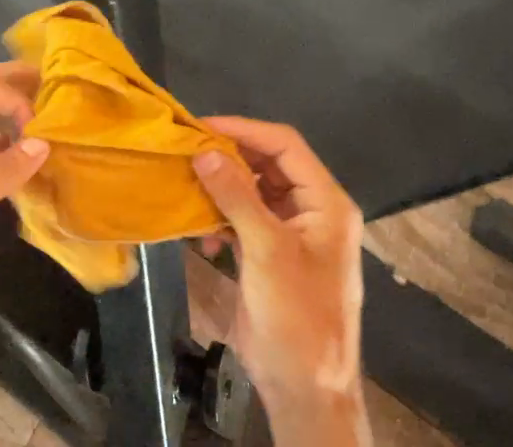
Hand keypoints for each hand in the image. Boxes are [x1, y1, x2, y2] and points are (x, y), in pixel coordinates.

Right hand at [193, 117, 369, 445]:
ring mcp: (290, 234)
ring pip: (252, 191)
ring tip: (187, 186)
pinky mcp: (270, 255)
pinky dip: (221, 219)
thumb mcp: (266, 250)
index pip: (285, 145)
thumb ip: (236, 196)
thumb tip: (204, 151)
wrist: (305, 387)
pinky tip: (201, 234)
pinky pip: (244, 220)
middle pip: (268, 164)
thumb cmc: (296, 315)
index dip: (245, 129)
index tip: (201, 126)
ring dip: (221, 189)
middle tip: (186, 151)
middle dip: (228, 157)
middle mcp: (312, 211)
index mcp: (326, 203)